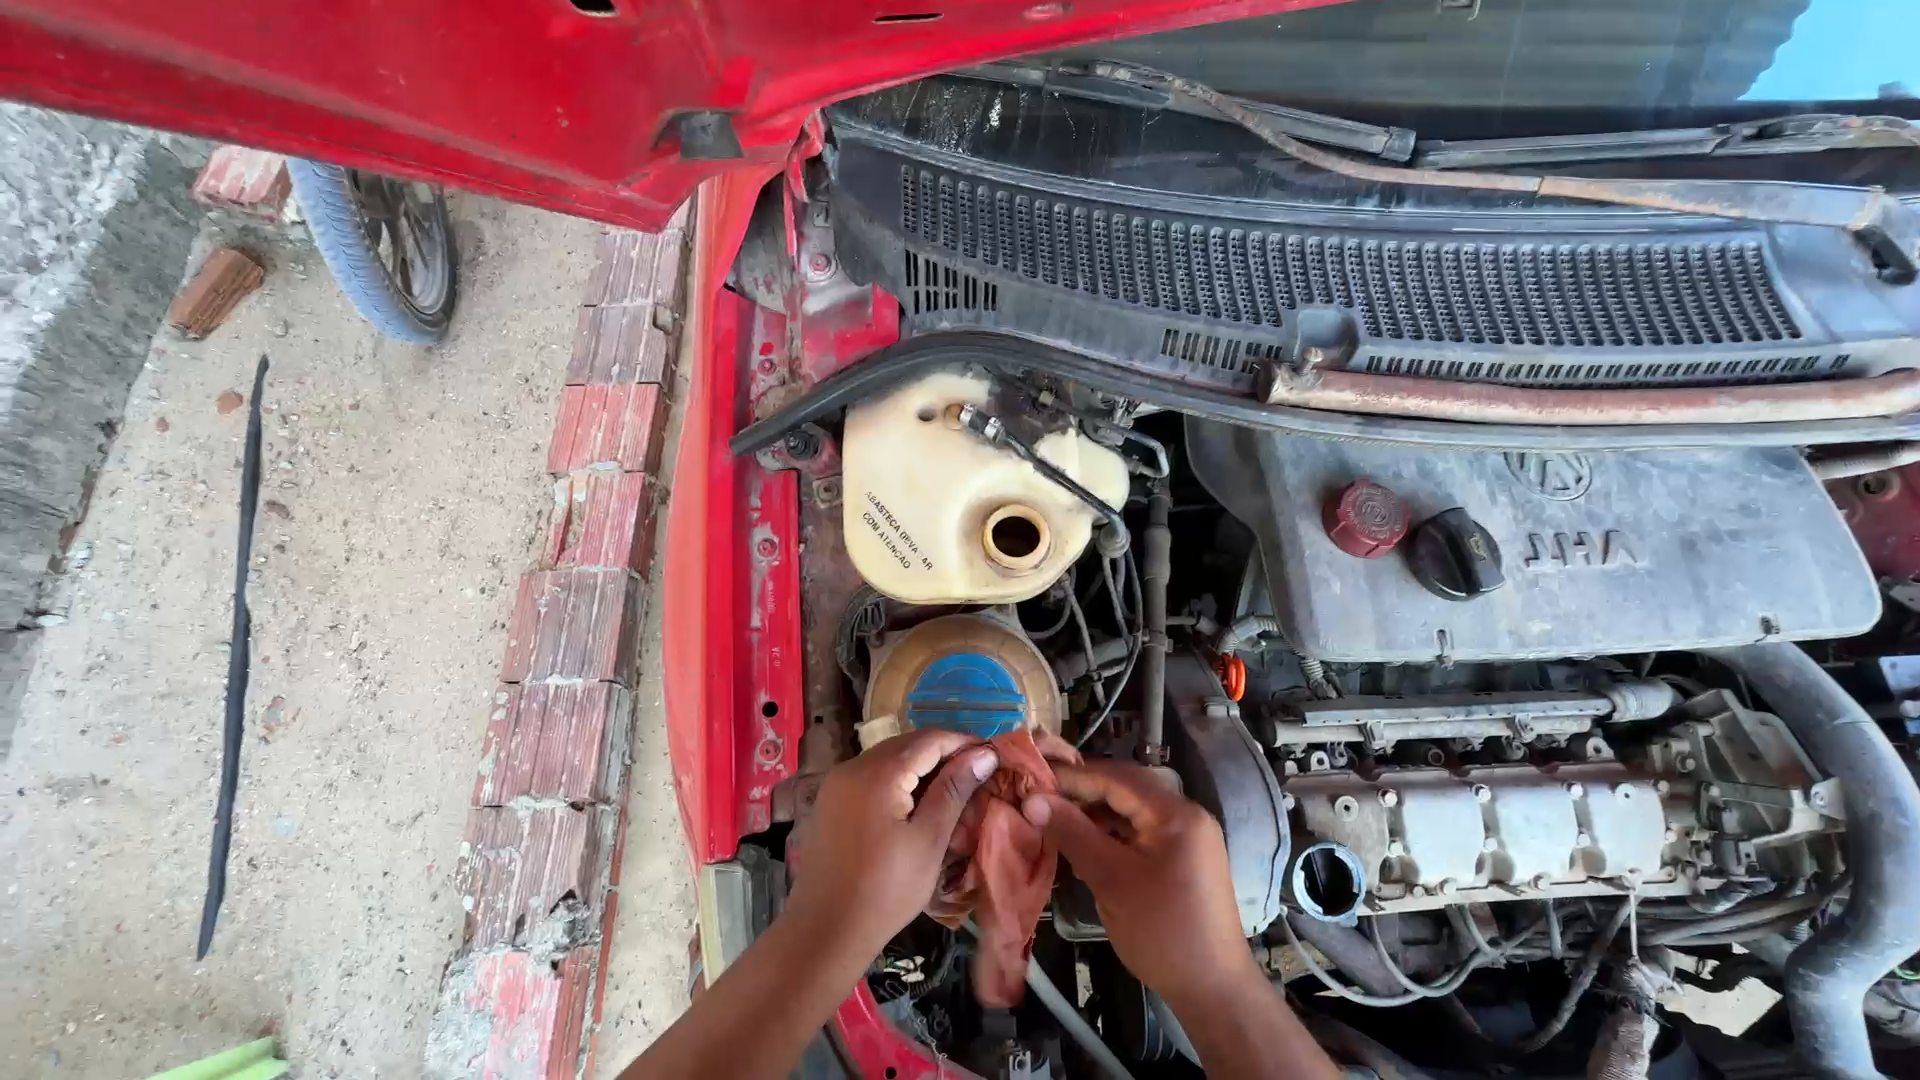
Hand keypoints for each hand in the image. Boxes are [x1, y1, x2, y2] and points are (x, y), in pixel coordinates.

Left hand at [786, 728, 998, 954]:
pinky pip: (870, 775)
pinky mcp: (830, 801)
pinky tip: (915, 801)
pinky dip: (896, 778)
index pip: (928, 739)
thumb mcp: (929, 840)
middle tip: (975, 771)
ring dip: (919, 764)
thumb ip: (954, 790)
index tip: (991, 754)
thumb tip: (984, 754)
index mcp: (878, 773)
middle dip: (942, 751)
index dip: (962, 742)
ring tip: (951, 786)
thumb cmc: (886, 890)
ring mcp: (837, 783)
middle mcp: (853, 767)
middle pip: (905, 744)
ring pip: (887, 758)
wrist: (825, 930)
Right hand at [1020, 760, 1260, 1008]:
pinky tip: (1084, 847)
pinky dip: (1111, 836)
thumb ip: (1072, 832)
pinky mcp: (1182, 859)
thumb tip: (1032, 799)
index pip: (1117, 777)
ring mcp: (1187, 838)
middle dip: (1082, 793)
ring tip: (1056, 824)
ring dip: (1095, 815)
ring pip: (1132, 812)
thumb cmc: (1161, 931)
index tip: (1034, 780)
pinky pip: (1140, 833)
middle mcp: (1186, 816)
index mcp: (1176, 813)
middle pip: (1126, 790)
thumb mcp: (1110, 879)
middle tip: (1040, 800)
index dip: (1073, 776)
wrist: (1214, 992)